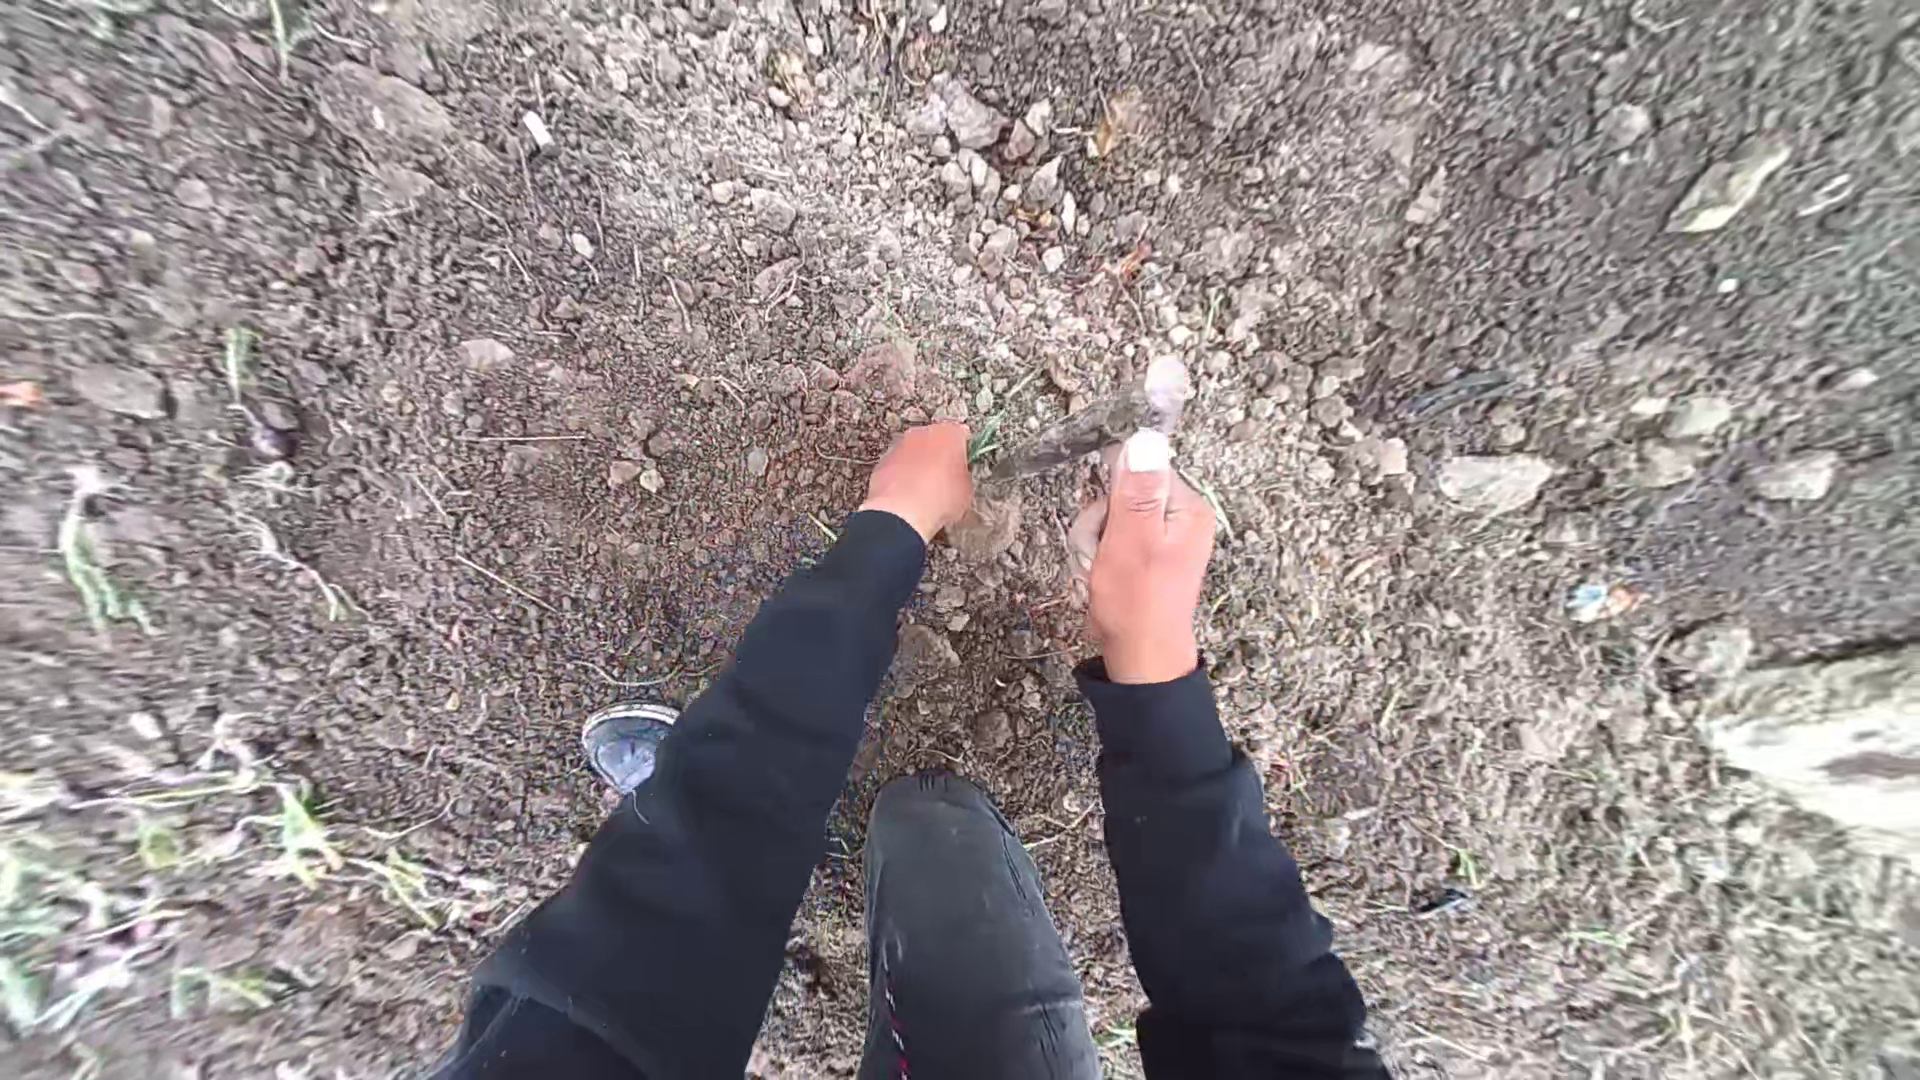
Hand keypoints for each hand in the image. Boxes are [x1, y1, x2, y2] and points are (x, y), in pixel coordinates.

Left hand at [859, 423, 973, 542]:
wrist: (902, 513)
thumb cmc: (936, 499)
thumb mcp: (966, 490)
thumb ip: (964, 475)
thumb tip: (961, 479)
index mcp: (949, 434)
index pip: (961, 434)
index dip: (964, 451)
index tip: (964, 463)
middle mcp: (922, 434)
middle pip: (935, 440)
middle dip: (940, 456)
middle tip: (946, 478)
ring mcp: (900, 446)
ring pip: (914, 451)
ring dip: (919, 466)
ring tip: (926, 491)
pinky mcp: (883, 462)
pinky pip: (897, 466)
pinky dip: (902, 477)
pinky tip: (908, 496)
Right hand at [1085, 431, 1213, 683]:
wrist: (1137, 654)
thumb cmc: (1136, 603)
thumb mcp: (1133, 540)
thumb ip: (1137, 490)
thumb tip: (1145, 438)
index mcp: (1186, 510)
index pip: (1140, 471)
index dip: (1113, 494)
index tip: (1107, 523)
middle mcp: (1176, 519)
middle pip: (1118, 494)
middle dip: (1097, 525)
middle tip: (1101, 554)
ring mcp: (1157, 537)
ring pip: (1104, 517)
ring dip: (1091, 544)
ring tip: (1097, 572)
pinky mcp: (1139, 553)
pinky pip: (1105, 538)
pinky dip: (1094, 557)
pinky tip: (1098, 577)